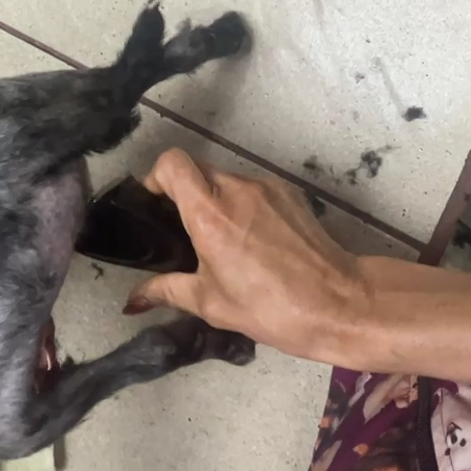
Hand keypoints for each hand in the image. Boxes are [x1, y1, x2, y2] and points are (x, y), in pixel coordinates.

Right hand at [124, 150, 370, 363]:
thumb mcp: (211, 304)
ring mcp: (266, 185)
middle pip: (198, 169)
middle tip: (187, 230)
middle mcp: (236, 188)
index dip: (158, 176)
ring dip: (218, 200)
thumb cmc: (270, 308)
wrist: (337, 301)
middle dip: (187, 193)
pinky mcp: (289, 190)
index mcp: (210, 213)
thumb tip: (133, 300)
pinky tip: (257, 240)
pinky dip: (246, 205)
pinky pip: (254, 188)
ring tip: (227, 242)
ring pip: (227, 179)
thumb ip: (167, 290)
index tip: (157, 203)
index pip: (173, 163)